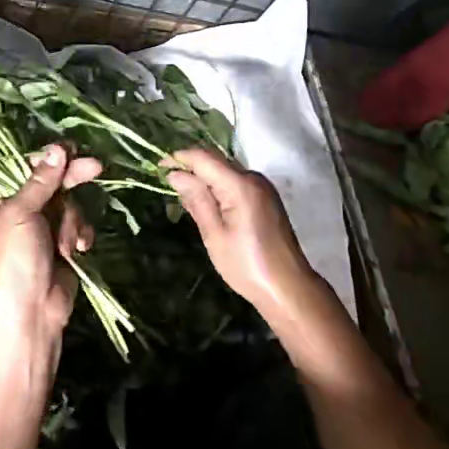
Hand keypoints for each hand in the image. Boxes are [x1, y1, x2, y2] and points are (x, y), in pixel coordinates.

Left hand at [0, 144, 97, 351]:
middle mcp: (19, 209)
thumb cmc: (12, 260)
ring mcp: (42, 227)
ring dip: (71, 220)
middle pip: (50, 183)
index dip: (46, 158)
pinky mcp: (61, 245)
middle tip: (96, 166)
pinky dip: (80, 234)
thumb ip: (40, 182)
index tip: (68, 148)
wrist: (28, 315)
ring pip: (68, 204)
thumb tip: (55, 149)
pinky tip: (79, 249)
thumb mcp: (21, 214)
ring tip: (67, 244)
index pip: (23, 168)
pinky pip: (77, 225)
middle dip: (71, 177)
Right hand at [164, 147, 324, 318]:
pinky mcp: (265, 198)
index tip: (158, 169)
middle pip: (214, 160)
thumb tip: (175, 174)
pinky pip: (234, 181)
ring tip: (186, 198)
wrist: (290, 290)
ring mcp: (262, 188)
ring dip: (203, 177)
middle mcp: (254, 179)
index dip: (178, 159)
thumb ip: (196, 199)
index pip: (203, 158)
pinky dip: (217, 186)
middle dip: (190, 168)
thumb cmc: (247, 265)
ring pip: (224, 170)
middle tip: (169, 186)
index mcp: (240, 186)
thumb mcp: (214, 234)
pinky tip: (208, 205)